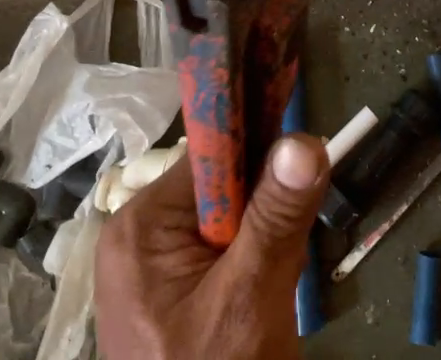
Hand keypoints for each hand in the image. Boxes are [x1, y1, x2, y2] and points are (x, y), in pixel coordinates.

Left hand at [94, 135, 329, 359]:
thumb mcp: (250, 299)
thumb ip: (276, 219)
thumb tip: (303, 138)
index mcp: (140, 224)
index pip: (215, 154)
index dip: (263, 164)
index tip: (300, 189)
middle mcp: (137, 231)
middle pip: (225, 184)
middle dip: (266, 217)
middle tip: (282, 264)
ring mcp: (151, 260)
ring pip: (232, 216)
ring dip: (264, 245)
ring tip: (270, 292)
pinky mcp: (169, 283)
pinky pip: (223, 246)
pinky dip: (253, 265)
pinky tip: (257, 302)